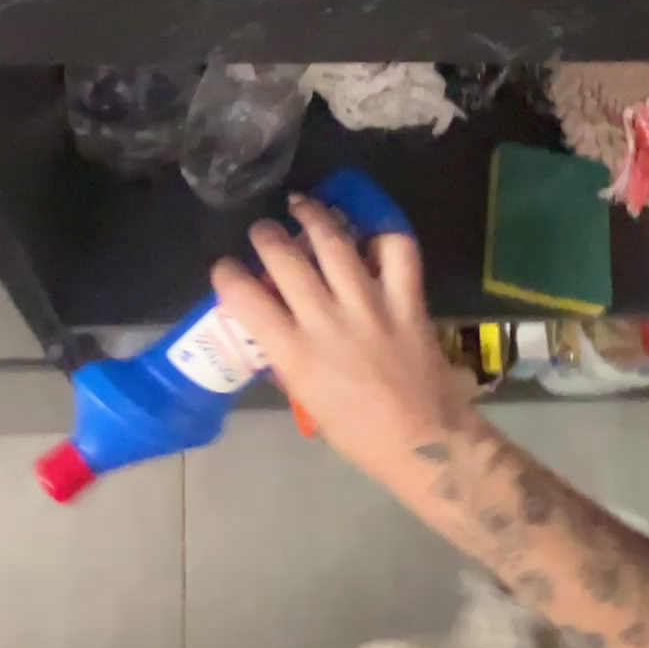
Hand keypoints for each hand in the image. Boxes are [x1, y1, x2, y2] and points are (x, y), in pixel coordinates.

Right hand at [209, 194, 476, 483]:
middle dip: (266, 234)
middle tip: (265, 230)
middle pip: (284, 258)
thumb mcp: (304, 396)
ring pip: (333, 243)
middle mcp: (326, 322)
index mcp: (294, 353)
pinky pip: (397, 251)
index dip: (225, 274)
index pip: (243, 297)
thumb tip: (272, 324)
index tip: (226, 268)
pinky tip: (367, 232)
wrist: (423, 443)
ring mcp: (369, 307)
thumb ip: (286, 355)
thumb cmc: (357, 431)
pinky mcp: (406, 301)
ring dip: (312, 216)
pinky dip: (382, 234)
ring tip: (302, 205)